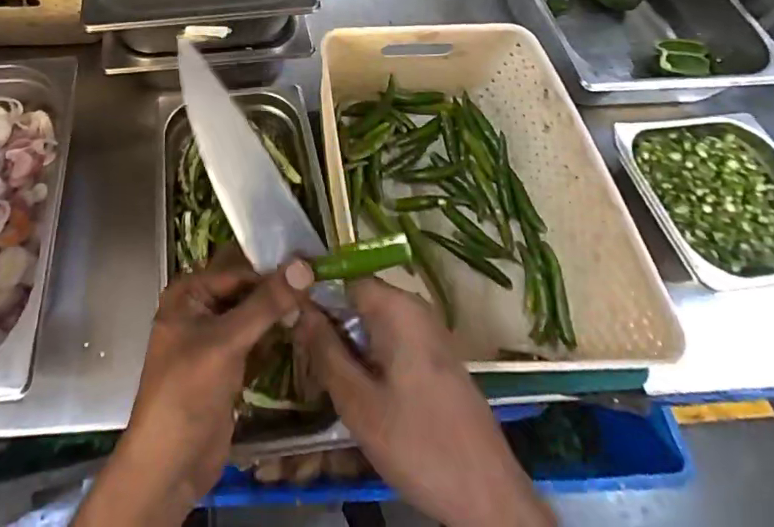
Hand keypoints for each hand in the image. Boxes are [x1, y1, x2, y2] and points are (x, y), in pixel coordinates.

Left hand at [76, 252, 311, 525]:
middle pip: (248, 291)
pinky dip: (277, 338)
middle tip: (324, 287)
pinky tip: (307, 333)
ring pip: (255, 317)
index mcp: (189, 293)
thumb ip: (266, 303)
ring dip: (282, 315)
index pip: (241, 270)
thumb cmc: (187, 393)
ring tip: (322, 307)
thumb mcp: (227, 342)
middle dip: (281, 292)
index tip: (316, 266)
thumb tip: (304, 265)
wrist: (170, 465)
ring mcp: (214, 339)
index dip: (276, 269)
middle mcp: (200, 309)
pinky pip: (256, 341)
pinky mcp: (228, 366)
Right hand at [294, 277, 553, 526]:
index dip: (312, 294)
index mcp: (397, 307)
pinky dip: (368, 359)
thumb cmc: (418, 444)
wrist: (487, 495)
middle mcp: (415, 309)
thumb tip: (298, 308)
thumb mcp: (358, 402)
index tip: (286, 318)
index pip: (342, 279)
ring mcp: (428, 334)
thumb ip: (325, 350)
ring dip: (346, 346)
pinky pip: (390, 343)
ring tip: (320, 377)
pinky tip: (354, 391)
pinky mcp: (434, 359)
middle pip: (357, 301)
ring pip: (372, 326)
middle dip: (328, 325)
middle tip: (300, 356)